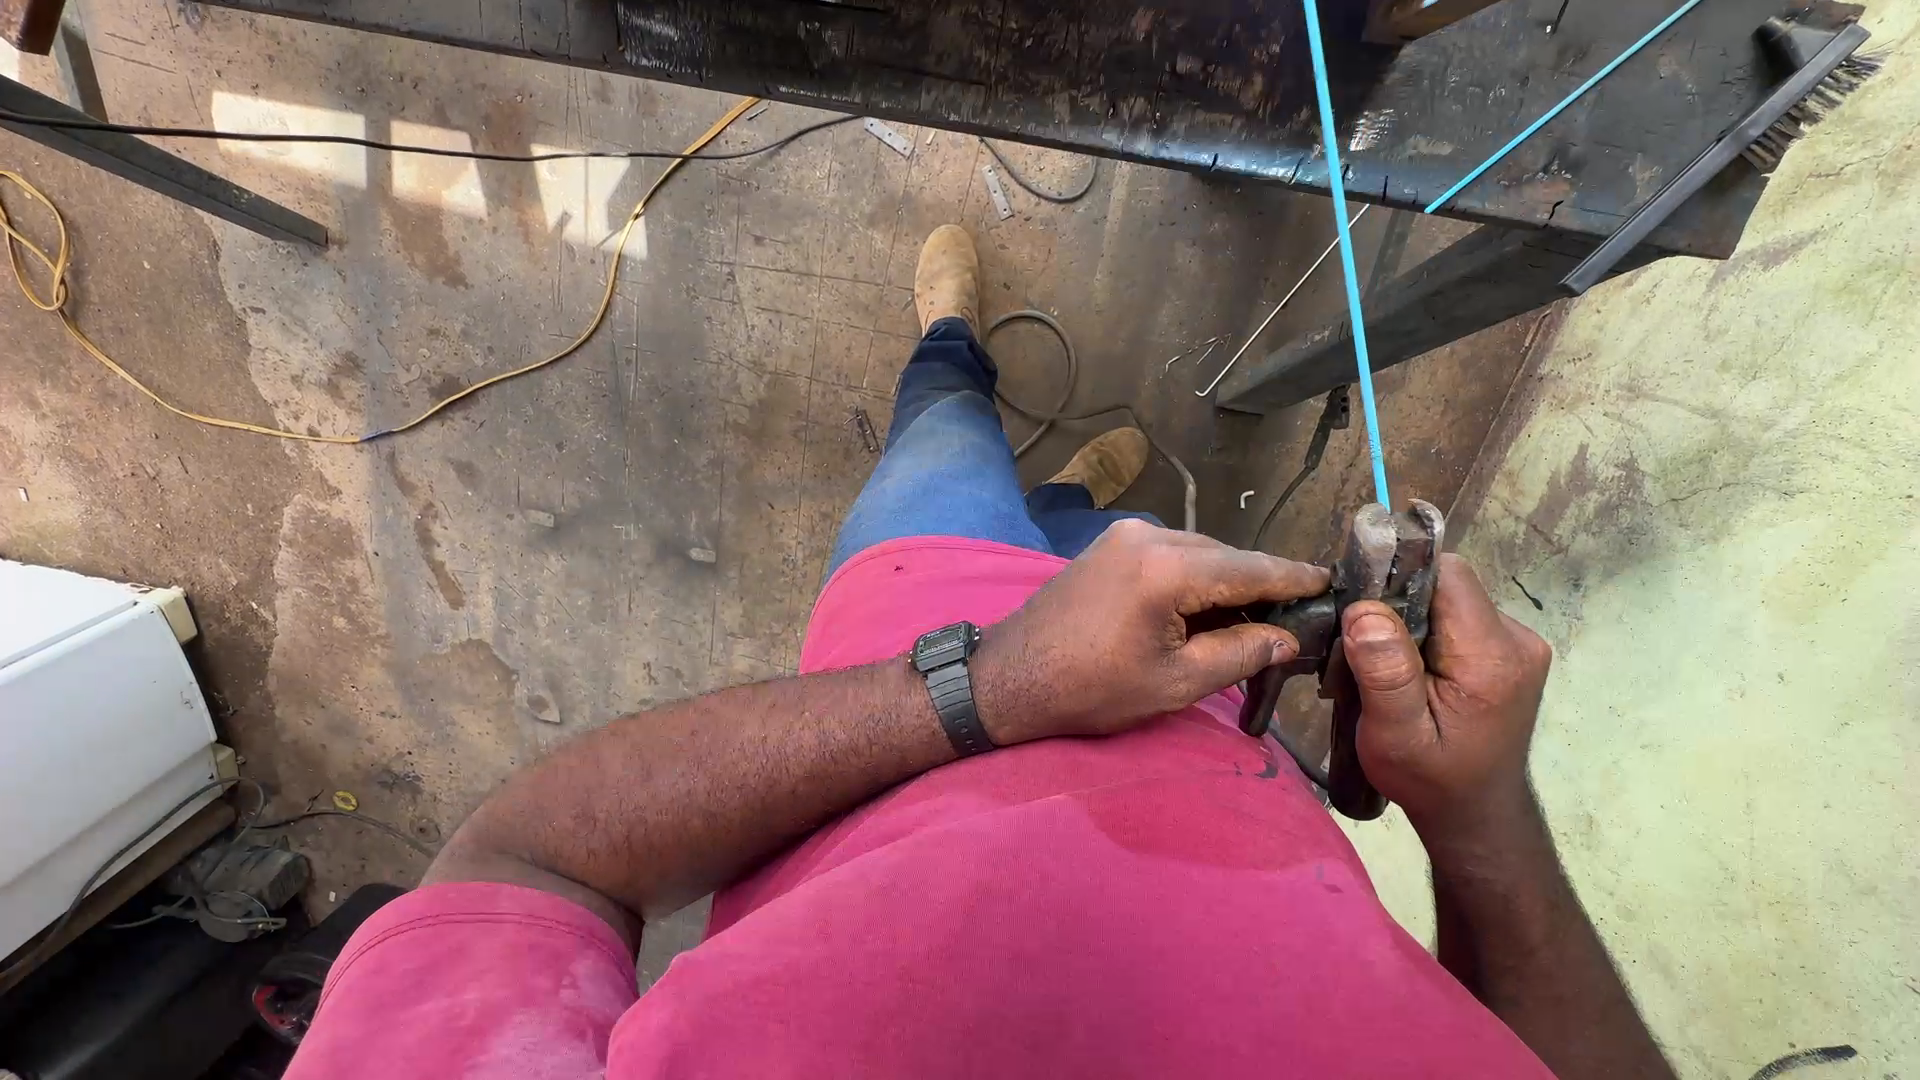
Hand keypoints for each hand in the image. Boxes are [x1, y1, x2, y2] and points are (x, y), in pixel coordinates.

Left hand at [972, 519, 1328, 743]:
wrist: (1010, 676)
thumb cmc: (1090, 689)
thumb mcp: (1175, 682)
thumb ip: (1239, 652)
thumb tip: (1286, 637)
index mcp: (1167, 568)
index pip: (1251, 568)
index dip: (1295, 579)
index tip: (1334, 583)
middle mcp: (1148, 536)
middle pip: (1225, 557)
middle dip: (1260, 586)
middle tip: (1292, 622)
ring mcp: (1123, 535)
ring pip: (1198, 554)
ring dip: (1224, 583)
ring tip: (1251, 621)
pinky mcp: (1108, 544)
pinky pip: (1169, 554)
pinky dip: (1192, 577)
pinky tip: (1203, 608)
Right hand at [1340, 554, 1551, 838]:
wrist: (1474, 814)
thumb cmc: (1429, 779)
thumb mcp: (1395, 734)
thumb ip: (1385, 673)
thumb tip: (1364, 610)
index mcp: (1491, 656)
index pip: (1446, 576)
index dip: (1396, 580)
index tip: (1358, 610)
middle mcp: (1516, 639)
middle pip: (1443, 586)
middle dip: (1395, 606)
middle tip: (1360, 648)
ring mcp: (1515, 643)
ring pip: (1445, 600)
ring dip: (1406, 621)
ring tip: (1380, 663)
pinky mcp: (1505, 651)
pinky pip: (1453, 618)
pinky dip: (1421, 634)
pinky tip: (1404, 668)